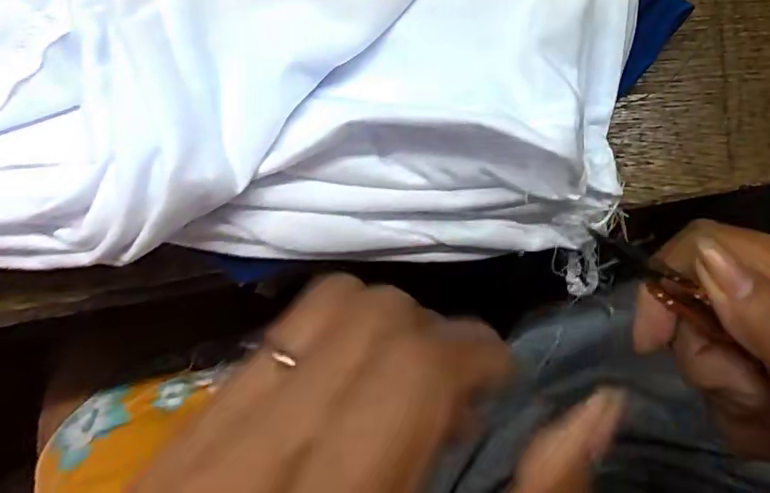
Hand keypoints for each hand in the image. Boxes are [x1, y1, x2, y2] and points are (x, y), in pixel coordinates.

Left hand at [135, 274, 625, 492]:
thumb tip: (601, 404)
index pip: (416, 363)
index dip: (477, 354)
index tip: (500, 382)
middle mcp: (256, 461)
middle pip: (376, 318)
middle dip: (438, 338)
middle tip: (454, 397)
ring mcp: (196, 449)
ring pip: (326, 308)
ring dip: (386, 327)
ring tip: (400, 387)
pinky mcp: (167, 449)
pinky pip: (271, 336)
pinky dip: (328, 340)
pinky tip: (339, 399)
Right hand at [633, 221, 769, 492]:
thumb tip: (707, 256)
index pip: (719, 243)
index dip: (673, 280)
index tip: (651, 343)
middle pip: (707, 298)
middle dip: (720, 360)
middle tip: (765, 401)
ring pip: (712, 346)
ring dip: (738, 398)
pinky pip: (728, 383)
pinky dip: (747, 419)